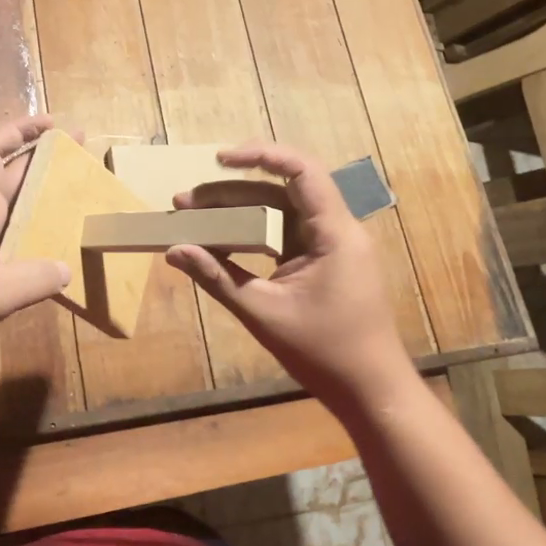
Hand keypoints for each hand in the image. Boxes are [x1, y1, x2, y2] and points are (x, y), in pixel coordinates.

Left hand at [0, 115, 71, 381]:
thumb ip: (34, 278)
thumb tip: (67, 267)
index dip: (18, 131)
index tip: (53, 123)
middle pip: (9, 177)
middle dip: (42, 159)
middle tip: (82, 153)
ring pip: (14, 210)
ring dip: (43, 198)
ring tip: (80, 195)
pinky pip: (16, 243)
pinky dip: (39, 237)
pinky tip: (61, 249)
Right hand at [165, 143, 410, 409]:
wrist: (371, 391)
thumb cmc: (324, 353)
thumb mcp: (263, 313)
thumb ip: (217, 277)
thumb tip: (173, 251)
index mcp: (334, 232)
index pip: (301, 170)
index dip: (261, 154)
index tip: (220, 159)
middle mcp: (337, 229)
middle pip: (282, 190)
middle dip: (232, 191)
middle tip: (186, 202)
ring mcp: (332, 245)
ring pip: (281, 210)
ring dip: (240, 211)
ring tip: (194, 217)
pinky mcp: (324, 262)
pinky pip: (285, 233)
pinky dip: (255, 231)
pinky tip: (222, 239)